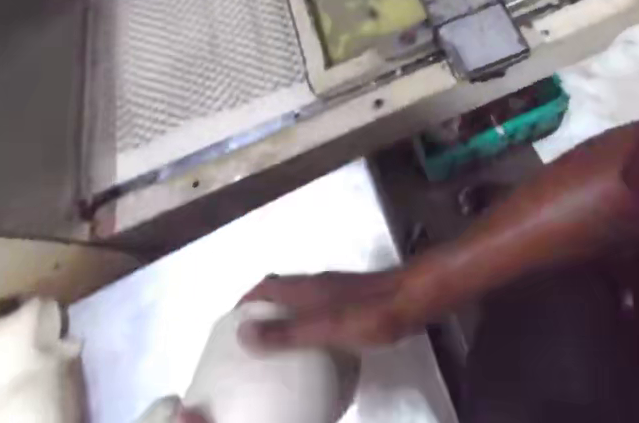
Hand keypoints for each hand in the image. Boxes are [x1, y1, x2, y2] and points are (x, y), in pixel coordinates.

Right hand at [239, 271, 413, 351]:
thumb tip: (242, 331)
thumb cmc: (368, 314)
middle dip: (261, 312)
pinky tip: (310, 354)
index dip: (246, 301)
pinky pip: (316, 315)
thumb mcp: (324, 327)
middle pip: (281, 292)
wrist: (411, 301)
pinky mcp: (350, 304)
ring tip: (273, 354)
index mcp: (307, 287)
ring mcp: (335, 293)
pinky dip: (304, 330)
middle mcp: (317, 284)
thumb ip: (286, 331)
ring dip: (283, 321)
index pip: (266, 286)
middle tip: (248, 347)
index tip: (228, 328)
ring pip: (299, 303)